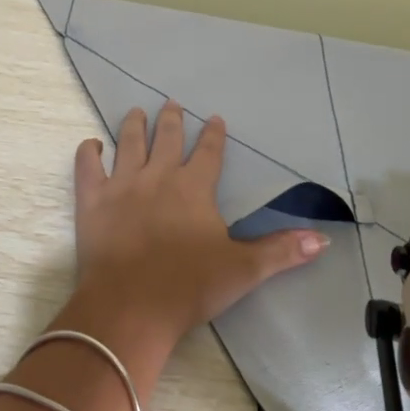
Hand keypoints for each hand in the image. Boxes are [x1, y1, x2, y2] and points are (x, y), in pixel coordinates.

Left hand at [69, 100, 329, 348]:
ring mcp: (122, 185)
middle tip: (171, 103)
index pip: (208, 152)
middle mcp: (159, 177)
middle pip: (166, 139)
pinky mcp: (92, 201)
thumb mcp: (243, 270)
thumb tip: (322, 238)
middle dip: (171, 119)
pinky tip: (91, 144)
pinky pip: (87, 168)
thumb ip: (281, 251)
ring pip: (128, 144)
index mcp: (194, 188)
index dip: (212, 135)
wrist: (131, 306)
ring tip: (136, 112)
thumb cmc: (189, 287)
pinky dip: (88, 153)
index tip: (214, 118)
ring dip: (133, 126)